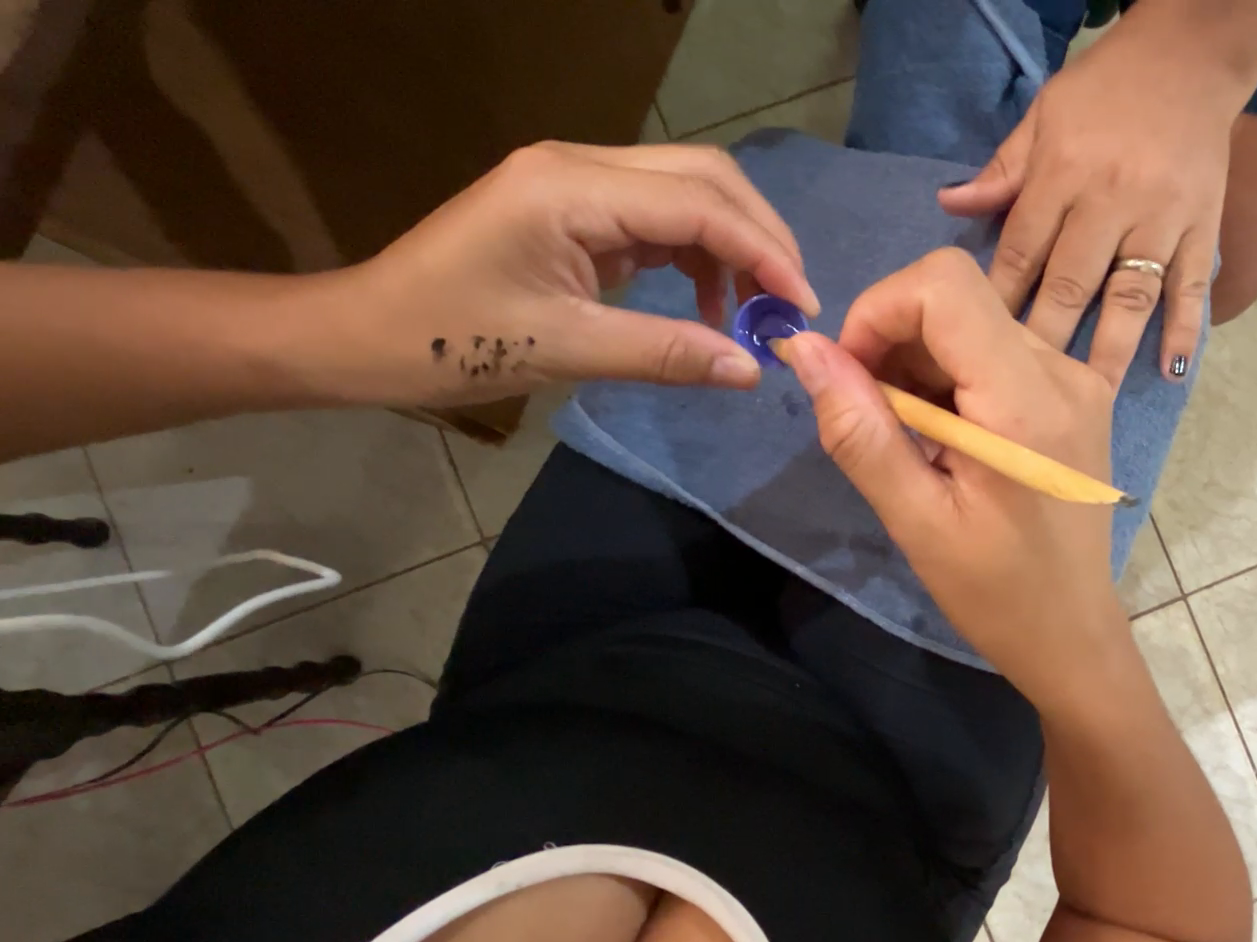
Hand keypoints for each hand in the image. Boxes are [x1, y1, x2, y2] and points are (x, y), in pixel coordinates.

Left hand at [324, 141, 819, 406]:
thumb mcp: (567, 350)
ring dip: (735, 248)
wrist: (365, 333)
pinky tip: (709, 304)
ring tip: (753, 314)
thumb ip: (668, 354)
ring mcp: (580, 184)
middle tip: (790, 304)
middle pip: (705, 176)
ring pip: (690, 193)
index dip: (763, 253)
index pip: (700, 202)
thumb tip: (753, 371)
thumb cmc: (451, 342)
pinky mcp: (580, 210)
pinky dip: (700, 258)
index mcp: (572, 188)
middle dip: (761, 237)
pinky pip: (663, 220)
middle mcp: (582, 166)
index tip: (801, 309)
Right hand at [781, 249, 1132, 697]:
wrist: (1073, 631)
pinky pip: (998, 350)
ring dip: (922, 363)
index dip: (878, 312)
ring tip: (915, 440)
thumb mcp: (917, 521)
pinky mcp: (1076, 393)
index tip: (851, 377)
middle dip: (894, 340)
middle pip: (957, 297)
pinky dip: (954, 376)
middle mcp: (1063, 370)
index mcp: (1027, 400)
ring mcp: (1077, 378)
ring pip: (974, 320)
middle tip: (877, 419)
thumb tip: (805, 349)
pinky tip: (948, 436)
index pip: (943, 285)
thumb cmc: (996, 593)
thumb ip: (861, 432)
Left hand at [938, 16, 1241, 382]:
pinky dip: (1183, 329)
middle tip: (1019, 399)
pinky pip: (1192, 286)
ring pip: (1129, 294)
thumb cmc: (1104, 88)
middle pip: (1070, 282)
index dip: (997, 301)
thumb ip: (1002, 170)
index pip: (1022, 249)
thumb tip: (949, 204)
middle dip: (1043, 340)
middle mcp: (1110, 201)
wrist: (1193, 54)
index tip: (979, 348)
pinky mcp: (1202, 228)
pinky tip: (1171, 372)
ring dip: (1107, 349)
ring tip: (1088, 399)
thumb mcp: (1043, 115)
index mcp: (1063, 173)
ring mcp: (1162, 218)